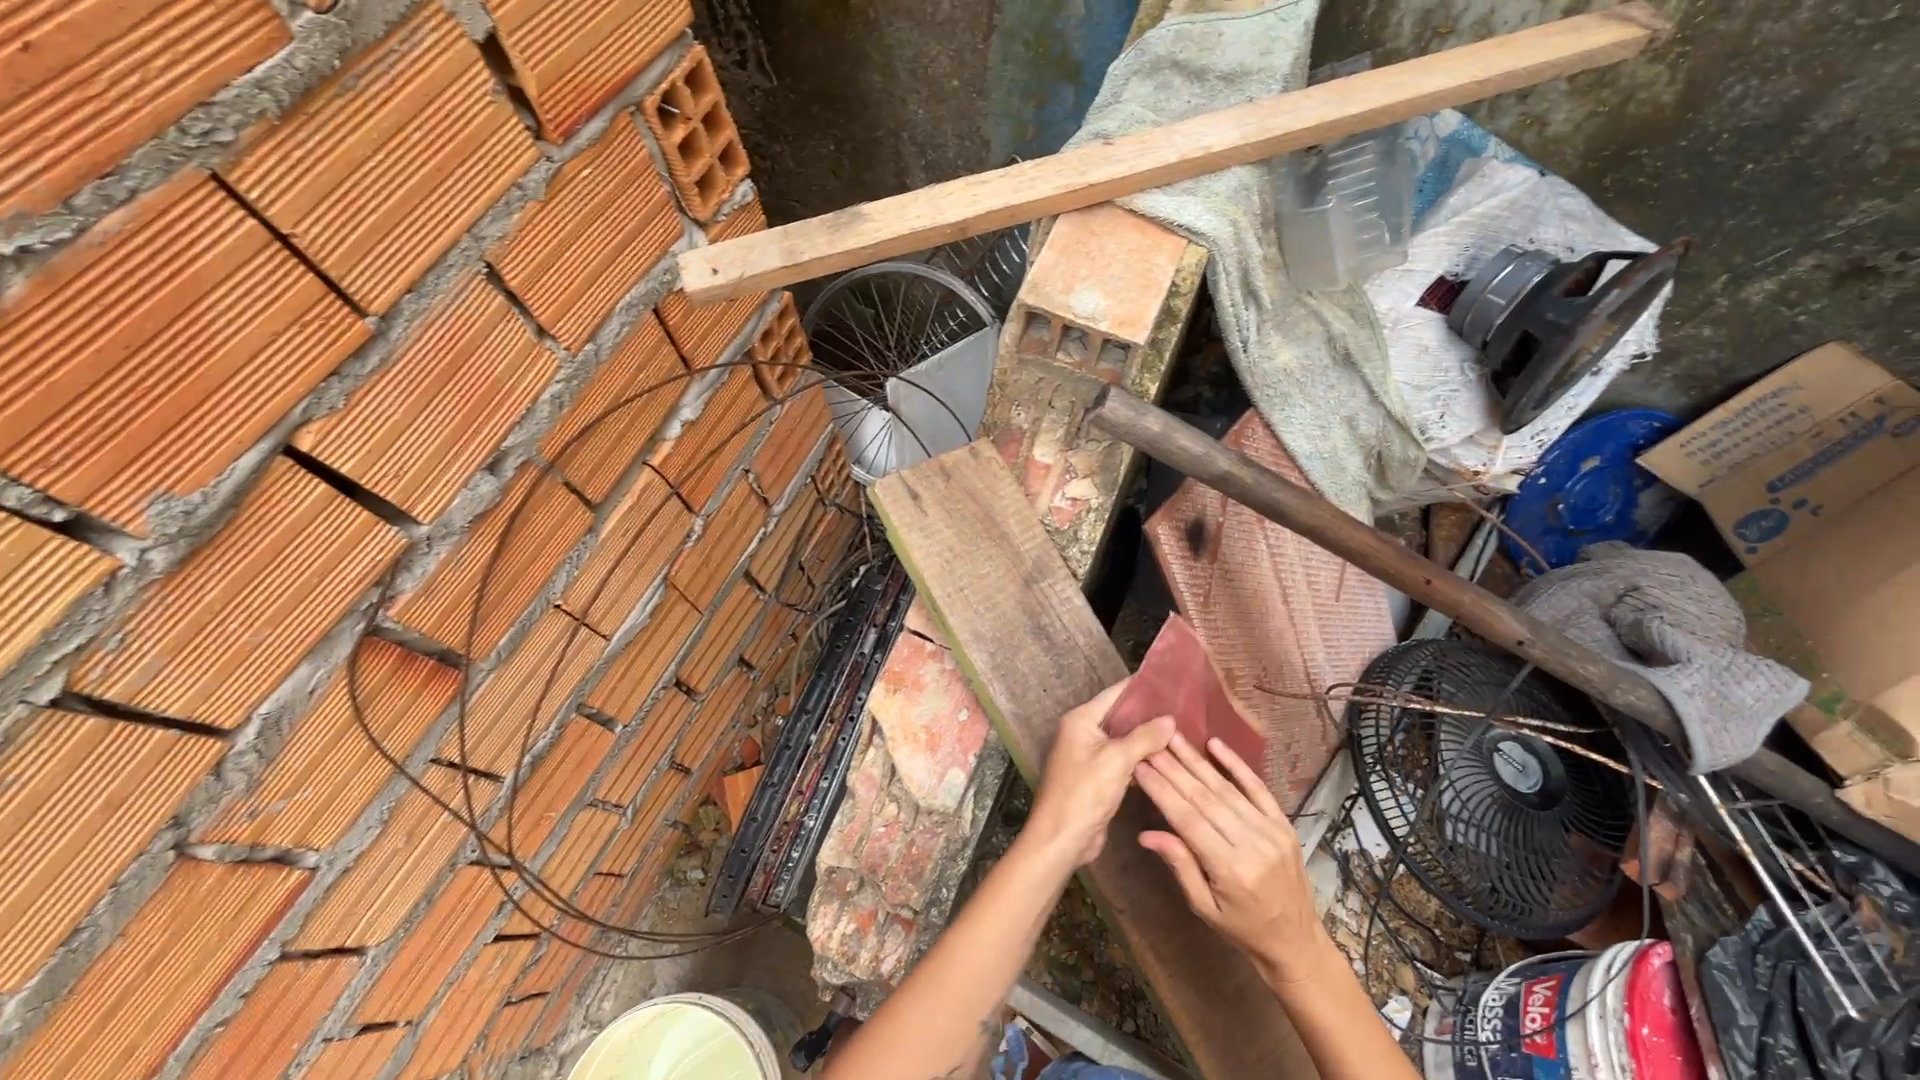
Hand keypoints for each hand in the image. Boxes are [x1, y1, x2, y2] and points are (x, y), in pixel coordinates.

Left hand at [1025, 678, 1175, 867]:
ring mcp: (1090, 755)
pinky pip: (1123, 760)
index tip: (1173, 682)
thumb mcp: (1117, 760)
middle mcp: (1083, 732)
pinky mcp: (1098, 777)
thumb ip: (1144, 737)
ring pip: (1124, 740)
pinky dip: (1141, 758)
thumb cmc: (1084, 792)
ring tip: (1184, 731)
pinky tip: (1167, 758)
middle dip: (1150, 715)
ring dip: (1148, 739)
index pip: (1116, 694)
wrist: (1061, 837)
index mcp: (1081, 720)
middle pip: (1121, 716)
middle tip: (1186, 709)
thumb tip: (1170, 719)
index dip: (1143, 687)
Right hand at [1134, 734, 1325, 981]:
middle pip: (1205, 798)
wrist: (1297, 941)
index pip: (1187, 819)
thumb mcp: (1204, 907)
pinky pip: (1258, 788)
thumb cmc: (1243, 929)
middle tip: (1150, 743)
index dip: (1162, 790)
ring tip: (1174, 738)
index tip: (1139, 765)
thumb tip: (1147, 834)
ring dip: (1197, 761)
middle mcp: (1252, 844)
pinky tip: (1216, 744)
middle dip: (1174, 769)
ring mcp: (1271, 831)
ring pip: (1227, 788)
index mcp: (1229, 869)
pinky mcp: (1284, 824)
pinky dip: (1236, 765)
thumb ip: (1180, 865)